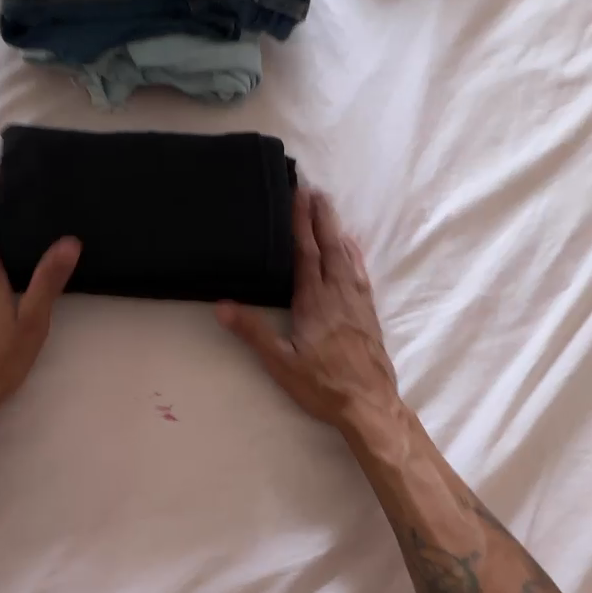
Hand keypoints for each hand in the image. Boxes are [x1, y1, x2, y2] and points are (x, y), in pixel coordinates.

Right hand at [217, 190, 403, 436]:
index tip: (297, 194)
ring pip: (346, 256)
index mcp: (313, 301)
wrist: (369, 404)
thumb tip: (222, 305)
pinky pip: (360, 273)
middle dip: (320, 217)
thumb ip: (253, 332)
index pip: (305, 253)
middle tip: (314, 189)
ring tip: (329, 208)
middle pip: (328, 246)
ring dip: (336, 229)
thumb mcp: (280, 363)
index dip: (299, 223)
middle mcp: (338, 293)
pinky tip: (352, 247)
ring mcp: (357, 302)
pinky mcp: (369, 313)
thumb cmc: (322, 385)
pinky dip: (354, 254)